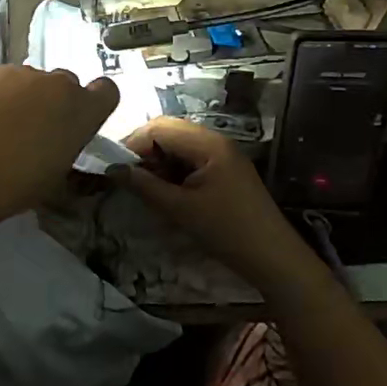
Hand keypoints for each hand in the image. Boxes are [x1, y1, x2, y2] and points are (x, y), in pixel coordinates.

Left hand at [0, 65, 117, 229]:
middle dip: (60, 105)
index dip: (95, 107)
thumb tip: (64, 146)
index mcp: (81, 112)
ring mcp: (23, 74)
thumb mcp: (53, 182)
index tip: (78, 127)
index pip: (108, 91)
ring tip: (6, 129)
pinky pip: (10, 81)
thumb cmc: (9, 186)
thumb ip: (69, 154)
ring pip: (37, 82)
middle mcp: (58, 84)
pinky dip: (5, 96)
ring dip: (31, 99)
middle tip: (39, 135)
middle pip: (69, 86)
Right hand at [112, 118, 325, 294]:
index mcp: (207, 143)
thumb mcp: (180, 210)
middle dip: (144, 149)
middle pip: (169, 131)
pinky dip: (174, 168)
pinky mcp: (226, 169)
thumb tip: (113, 169)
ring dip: (158, 159)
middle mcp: (216, 140)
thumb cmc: (226, 231)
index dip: (133, 143)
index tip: (113, 166)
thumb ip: (145, 186)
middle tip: (125, 175)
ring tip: (143, 185)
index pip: (159, 128)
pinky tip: (166, 189)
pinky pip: (192, 158)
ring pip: (179, 145)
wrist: (274, 257)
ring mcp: (223, 154)